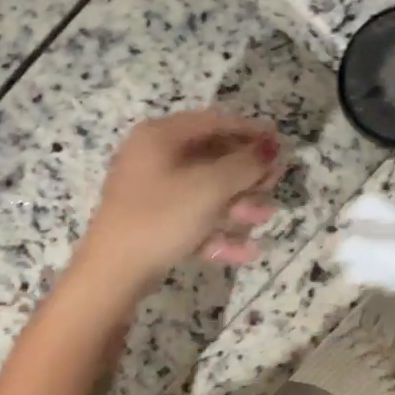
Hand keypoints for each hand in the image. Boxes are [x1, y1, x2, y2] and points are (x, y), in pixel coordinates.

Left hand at [70, 110, 282, 294]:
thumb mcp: (209, 187)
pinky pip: (191, 223)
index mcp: (159, 136)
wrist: (113, 272)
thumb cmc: (161, 218)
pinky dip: (217, 233)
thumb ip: (245, 164)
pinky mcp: (150, 227)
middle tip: (275, 183)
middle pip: (209, 158)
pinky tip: (247, 251)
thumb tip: (271, 147)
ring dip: (237, 205)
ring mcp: (149, 195)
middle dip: (246, 173)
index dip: (250, 132)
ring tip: (266, 217)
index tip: (281, 145)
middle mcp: (151, 159)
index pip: (213, 122)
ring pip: (202, 193)